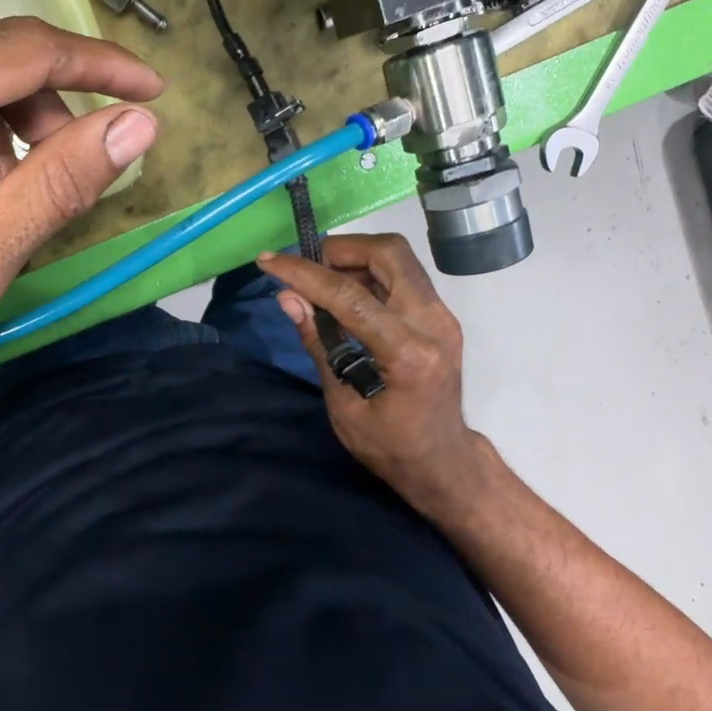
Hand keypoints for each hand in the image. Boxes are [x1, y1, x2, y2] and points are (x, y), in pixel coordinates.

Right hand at [258, 235, 490, 520]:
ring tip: (320, 280)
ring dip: (355, 257)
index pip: (351, 295)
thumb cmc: (389, 446)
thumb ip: (318, 345)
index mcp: (408, 353)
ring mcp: (442, 317)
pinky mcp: (440, 317)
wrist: (442, 462)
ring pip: (398, 258)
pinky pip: (403, 276)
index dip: (305, 274)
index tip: (269, 261)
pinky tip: (344, 295)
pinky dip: (369, 273)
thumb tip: (287, 298)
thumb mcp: (342, 404)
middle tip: (304, 265)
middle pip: (388, 254)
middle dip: (340, 248)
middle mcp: (433, 324)